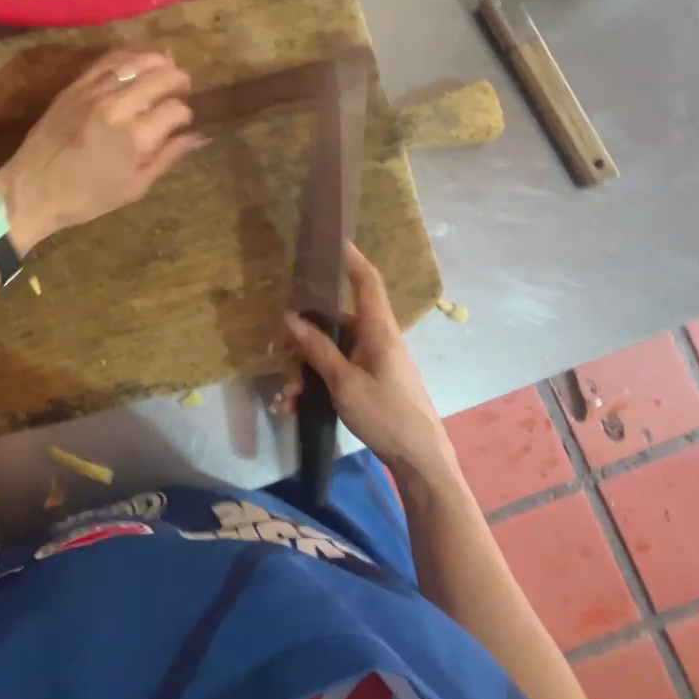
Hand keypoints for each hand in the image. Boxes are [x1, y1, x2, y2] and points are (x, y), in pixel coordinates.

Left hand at [0, 50, 206, 249]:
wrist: (32, 190)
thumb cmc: (85, 199)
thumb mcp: (134, 188)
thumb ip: (167, 157)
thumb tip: (198, 137)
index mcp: (135, 138)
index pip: (176, 109)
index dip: (185, 114)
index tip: (181, 123)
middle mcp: (117, 107)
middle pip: (162, 75)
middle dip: (179, 80)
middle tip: (182, 89)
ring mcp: (93, 92)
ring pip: (136, 60)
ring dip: (158, 62)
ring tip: (165, 70)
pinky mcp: (74, 86)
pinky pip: (108, 60)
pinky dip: (128, 58)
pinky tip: (136, 64)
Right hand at [279, 241, 459, 485]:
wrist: (419, 459)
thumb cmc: (386, 415)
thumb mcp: (344, 384)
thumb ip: (317, 349)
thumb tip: (290, 317)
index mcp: (378, 331)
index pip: (366, 282)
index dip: (351, 259)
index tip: (333, 239)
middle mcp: (376, 339)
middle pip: (332, 323)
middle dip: (301, 340)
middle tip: (278, 359)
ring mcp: (373, 360)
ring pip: (328, 351)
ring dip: (304, 370)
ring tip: (289, 398)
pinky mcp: (369, 380)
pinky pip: (335, 371)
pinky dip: (315, 384)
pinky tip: (296, 406)